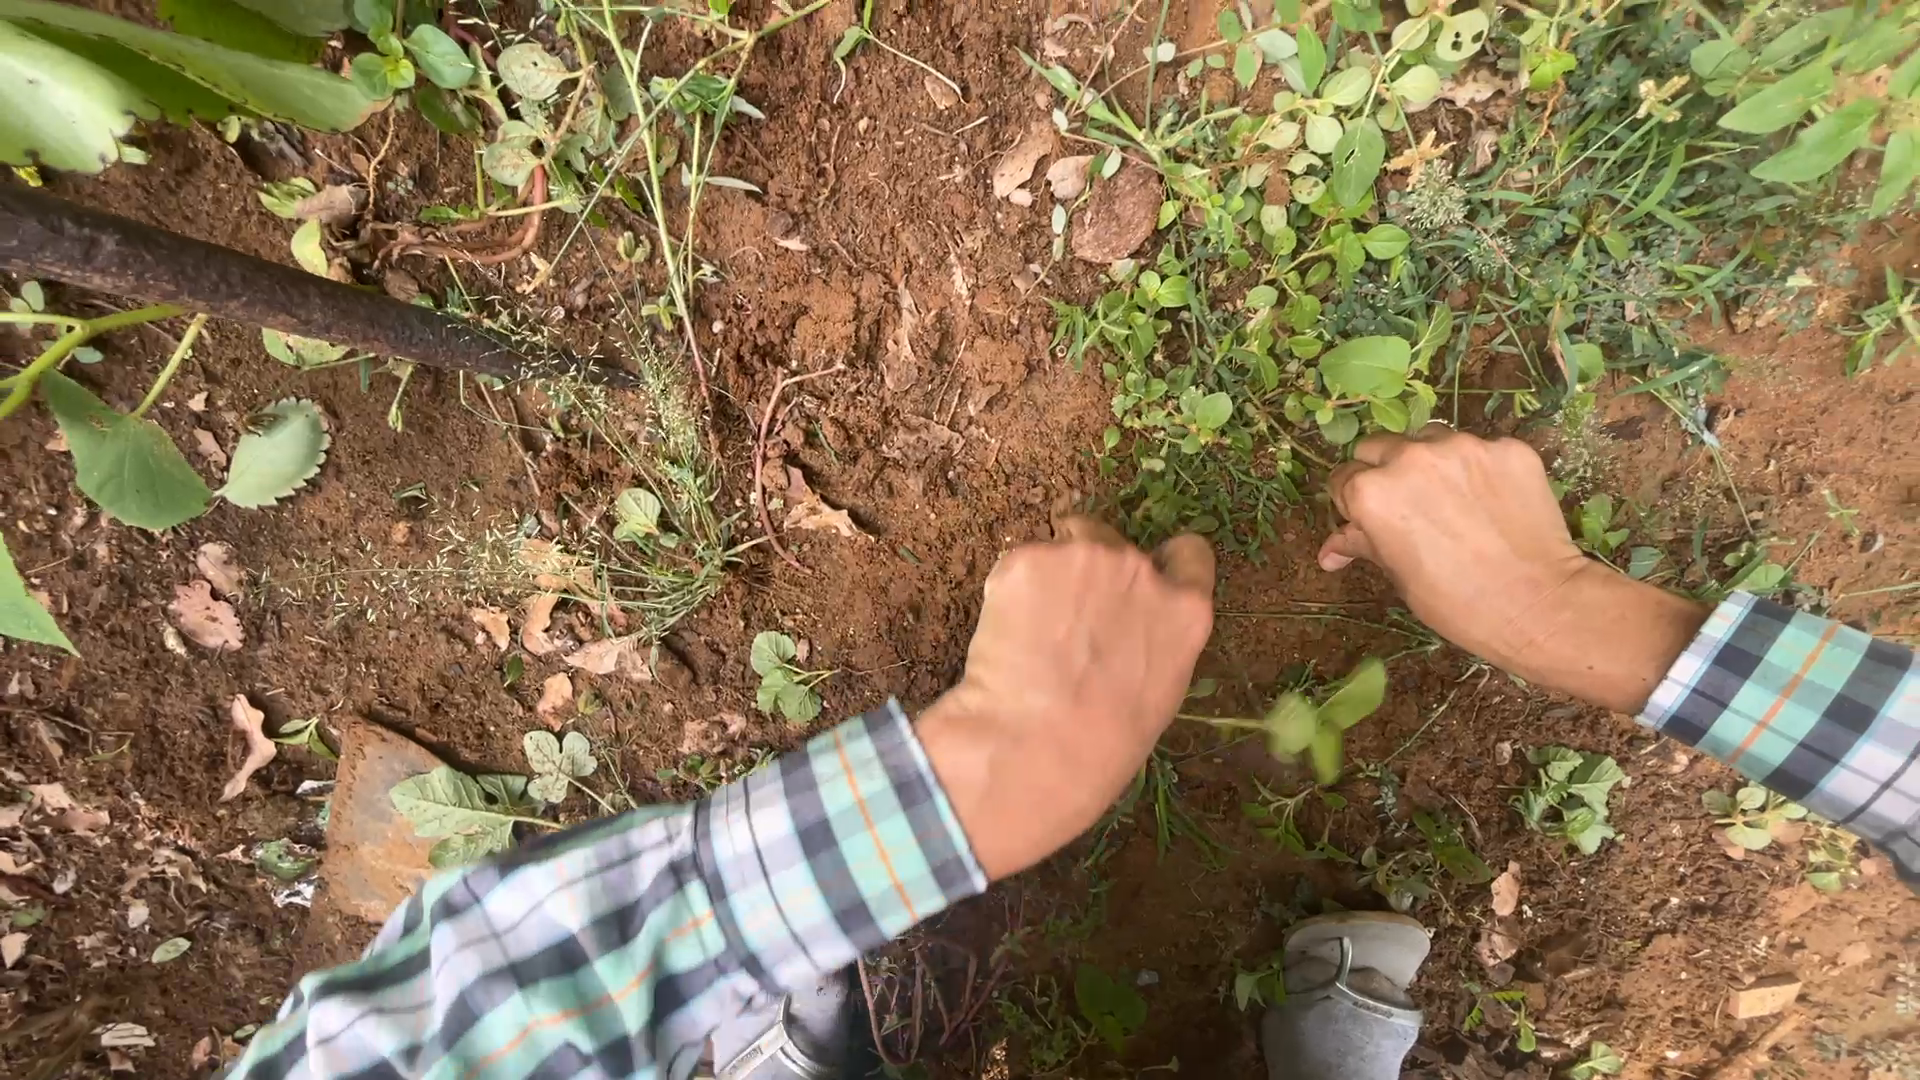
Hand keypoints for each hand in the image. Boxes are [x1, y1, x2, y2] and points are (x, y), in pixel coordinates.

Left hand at [915, 518, 1214, 879]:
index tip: (1134, 581)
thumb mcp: (1156, 695)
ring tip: (1030, 632)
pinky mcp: (1029, 559)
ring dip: (1050, 574)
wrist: (1032, 744)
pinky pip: (1020, 565)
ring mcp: (1084, 557)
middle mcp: (1140, 569)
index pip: (1188, 554)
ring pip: (1064, 546)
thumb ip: (1153, 640)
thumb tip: (1127, 628)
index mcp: (1184, 610)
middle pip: (1115, 545)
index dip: (1162, 564)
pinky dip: (1011, 591)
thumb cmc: (1100, 745)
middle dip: (1091, 571)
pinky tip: (1005, 635)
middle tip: (1064, 621)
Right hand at [1319, 427, 1707, 712]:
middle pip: (1377, 447)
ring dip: (1426, 461)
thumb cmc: (1450, 598)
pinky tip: (1488, 501)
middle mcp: (1409, 457)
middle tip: (1404, 504)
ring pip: (1427, 439)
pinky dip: (1475, 469)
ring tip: (1448, 497)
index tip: (1366, 520)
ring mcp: (1463, 447)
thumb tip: (1328, 554)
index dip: (1350, 501)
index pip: (1342, 477)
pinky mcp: (1508, 449)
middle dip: (1381, 470)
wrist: (1537, 603)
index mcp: (1370, 490)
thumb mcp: (1394, 572)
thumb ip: (1360, 545)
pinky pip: (1478, 449)